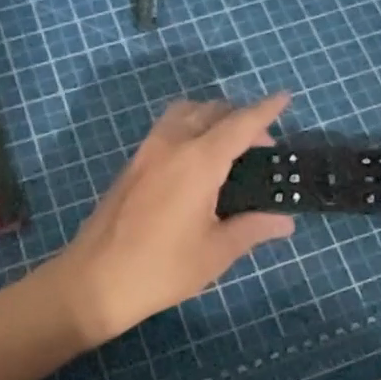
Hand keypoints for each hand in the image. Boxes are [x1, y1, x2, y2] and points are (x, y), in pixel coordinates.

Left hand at [42, 95, 296, 345]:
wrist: (94, 281)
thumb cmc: (162, 269)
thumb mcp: (216, 252)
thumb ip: (252, 228)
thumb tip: (283, 221)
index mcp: (198, 161)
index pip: (240, 124)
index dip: (266, 110)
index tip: (286, 98)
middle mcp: (171, 144)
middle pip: (211, 110)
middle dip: (240, 116)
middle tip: (261, 146)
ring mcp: (146, 152)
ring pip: (184, 114)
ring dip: (210, 117)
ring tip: (229, 149)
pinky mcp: (131, 166)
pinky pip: (167, 130)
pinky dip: (189, 129)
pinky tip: (197, 163)